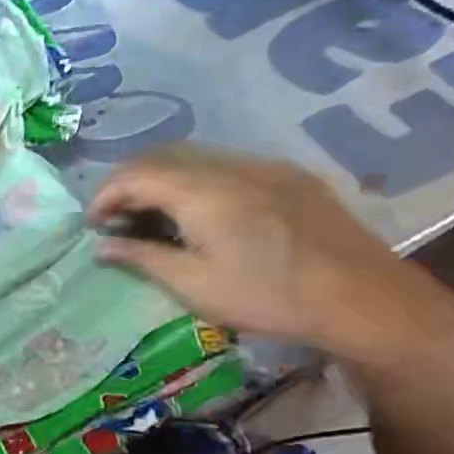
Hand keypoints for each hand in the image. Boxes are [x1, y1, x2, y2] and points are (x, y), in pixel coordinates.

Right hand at [87, 144, 453, 371]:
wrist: (362, 298)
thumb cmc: (268, 297)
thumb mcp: (194, 286)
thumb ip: (142, 258)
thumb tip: (102, 246)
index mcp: (203, 192)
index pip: (135, 174)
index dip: (104, 195)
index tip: (91, 225)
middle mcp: (231, 166)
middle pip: (163, 155)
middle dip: (128, 182)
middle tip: (115, 219)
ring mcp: (264, 167)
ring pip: (196, 156)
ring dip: (162, 179)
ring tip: (152, 217)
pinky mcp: (289, 176)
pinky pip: (226, 165)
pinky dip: (195, 181)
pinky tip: (200, 214)